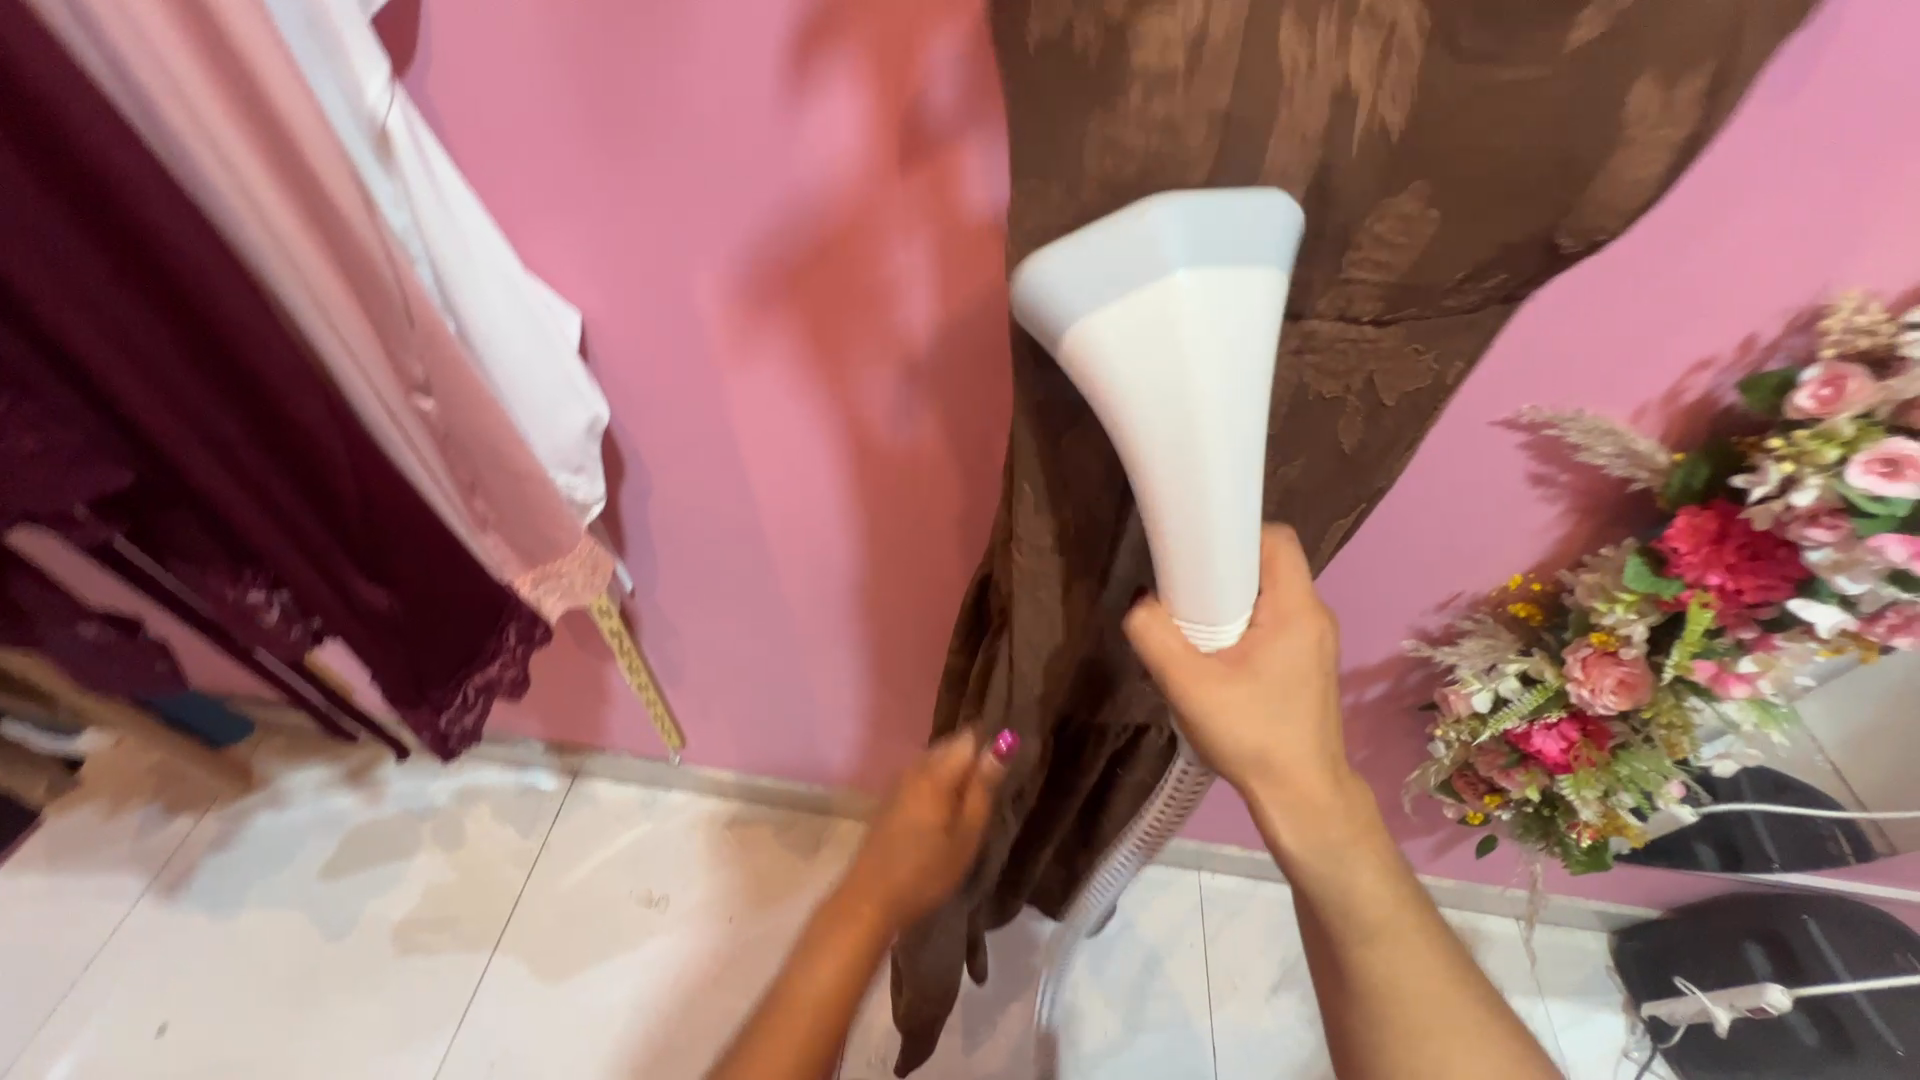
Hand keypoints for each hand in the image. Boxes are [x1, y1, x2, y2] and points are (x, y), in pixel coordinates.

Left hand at [838, 728, 1010, 929]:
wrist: (870, 900)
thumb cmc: (926, 872)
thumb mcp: (966, 834)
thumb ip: (984, 786)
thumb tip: (1005, 741)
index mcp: (937, 771)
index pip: (971, 735)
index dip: (993, 741)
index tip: (1012, 760)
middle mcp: (916, 766)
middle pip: (953, 744)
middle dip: (977, 755)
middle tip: (1000, 783)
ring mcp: (900, 781)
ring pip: (938, 759)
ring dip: (959, 770)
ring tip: (980, 796)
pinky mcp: (892, 797)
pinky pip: (924, 775)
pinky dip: (941, 781)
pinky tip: (950, 807)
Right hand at [1123, 524, 1359, 818]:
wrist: (1303, 798)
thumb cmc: (1252, 736)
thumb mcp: (1187, 686)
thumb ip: (1154, 634)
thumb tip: (1139, 602)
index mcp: (1296, 608)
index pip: (1274, 538)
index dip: (1233, 534)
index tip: (1192, 554)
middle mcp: (1313, 615)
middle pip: (1267, 566)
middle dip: (1221, 572)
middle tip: (1182, 597)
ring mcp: (1314, 641)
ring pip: (1267, 597)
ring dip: (1228, 603)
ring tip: (1194, 632)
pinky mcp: (1307, 664)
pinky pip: (1272, 623)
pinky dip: (1242, 627)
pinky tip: (1215, 660)